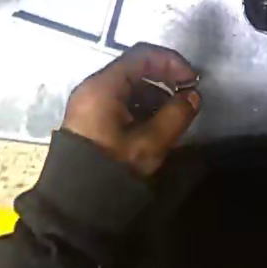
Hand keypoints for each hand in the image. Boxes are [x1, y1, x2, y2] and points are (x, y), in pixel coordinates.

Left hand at [62, 43, 201, 177]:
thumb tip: (193, 97)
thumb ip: (176, 116)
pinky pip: (120, 101)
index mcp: (103, 86)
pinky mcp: (90, 120)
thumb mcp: (149, 144)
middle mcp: (93, 87)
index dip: (171, 62)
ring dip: (155, 95)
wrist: (73, 211)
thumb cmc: (112, 170)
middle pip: (135, 69)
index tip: (192, 80)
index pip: (142, 56)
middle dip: (164, 79)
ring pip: (128, 86)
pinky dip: (141, 107)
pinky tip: (156, 125)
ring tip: (174, 115)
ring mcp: (89, 104)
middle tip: (186, 96)